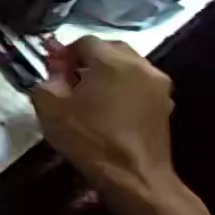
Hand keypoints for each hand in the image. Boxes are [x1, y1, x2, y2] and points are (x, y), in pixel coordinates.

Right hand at [31, 37, 183, 211]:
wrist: (132, 173)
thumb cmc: (86, 136)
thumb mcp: (49, 105)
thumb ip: (49, 78)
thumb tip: (57, 68)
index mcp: (111, 63)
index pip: (85, 41)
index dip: (64, 52)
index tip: (53, 70)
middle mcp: (141, 67)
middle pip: (111, 48)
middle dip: (88, 57)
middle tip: (69, 78)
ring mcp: (158, 86)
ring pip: (128, 64)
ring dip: (106, 71)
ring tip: (88, 93)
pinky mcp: (165, 103)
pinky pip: (139, 82)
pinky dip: (122, 85)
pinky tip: (107, 105)